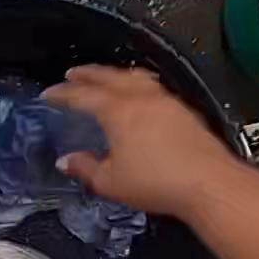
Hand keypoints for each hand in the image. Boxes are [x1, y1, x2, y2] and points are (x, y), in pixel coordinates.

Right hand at [42, 66, 242, 216]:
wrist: (210, 185)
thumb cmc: (156, 184)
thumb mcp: (110, 182)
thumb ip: (85, 168)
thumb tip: (65, 161)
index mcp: (119, 113)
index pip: (83, 96)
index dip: (63, 93)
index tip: (48, 94)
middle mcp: (142, 100)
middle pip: (110, 77)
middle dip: (88, 74)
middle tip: (72, 73)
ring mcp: (166, 102)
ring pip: (135, 78)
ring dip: (115, 75)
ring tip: (105, 78)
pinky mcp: (183, 111)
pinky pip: (152, 87)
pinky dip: (135, 84)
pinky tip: (135, 95)